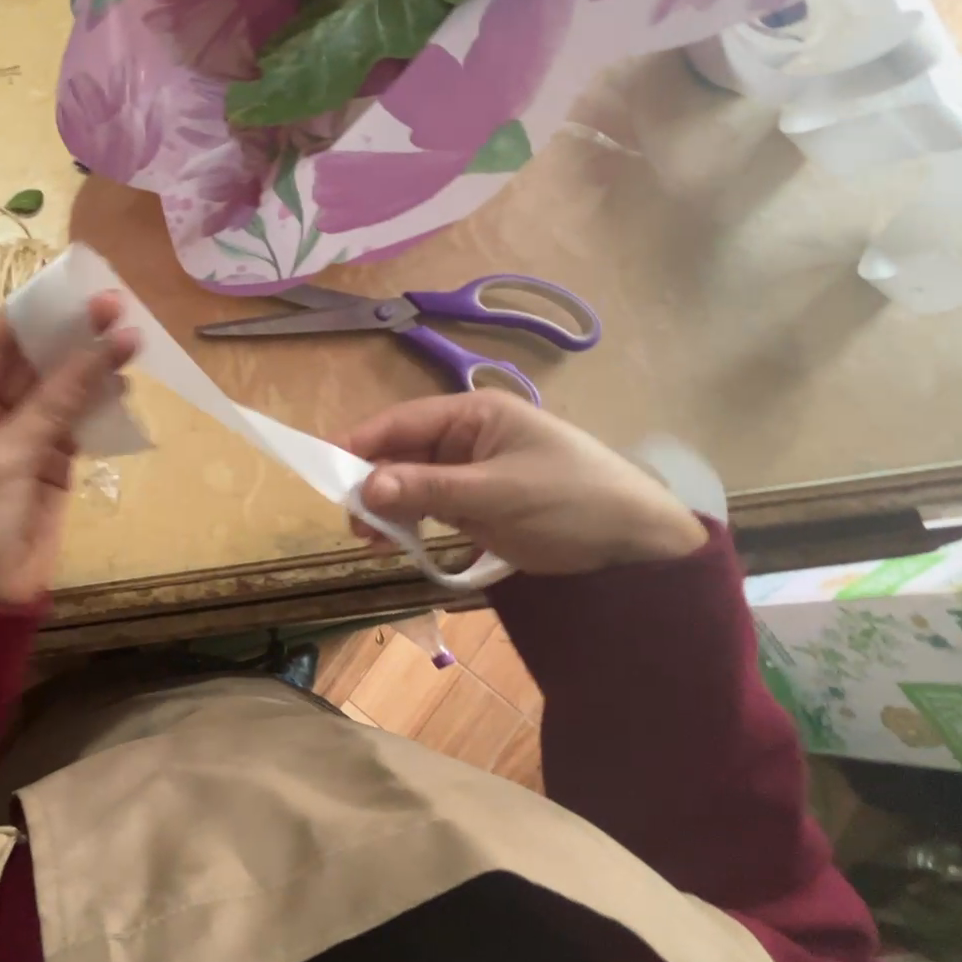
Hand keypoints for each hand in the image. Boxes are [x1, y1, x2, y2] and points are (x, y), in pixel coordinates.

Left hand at [0, 292, 138, 605]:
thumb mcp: (7, 454)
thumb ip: (56, 400)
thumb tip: (106, 344)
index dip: (36, 313)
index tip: (76, 288)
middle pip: (37, 359)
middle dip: (73, 334)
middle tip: (117, 305)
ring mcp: (29, 434)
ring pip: (65, 387)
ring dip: (94, 365)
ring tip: (132, 338)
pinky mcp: (58, 460)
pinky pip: (82, 420)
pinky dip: (103, 403)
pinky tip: (125, 383)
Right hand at [341, 392, 707, 574]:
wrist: (637, 545)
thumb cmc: (573, 501)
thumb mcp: (499, 493)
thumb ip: (429, 489)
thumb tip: (364, 488)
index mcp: (472, 415)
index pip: (401, 422)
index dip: (361, 443)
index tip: (324, 470)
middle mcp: (462, 438)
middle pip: (397, 454)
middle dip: (371, 484)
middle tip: (354, 521)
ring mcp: (465, 472)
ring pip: (405, 484)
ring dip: (383, 508)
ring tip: (370, 539)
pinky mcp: (469, 504)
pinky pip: (422, 507)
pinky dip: (403, 523)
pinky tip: (390, 543)